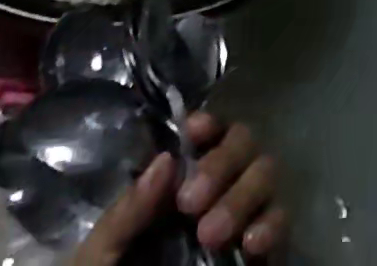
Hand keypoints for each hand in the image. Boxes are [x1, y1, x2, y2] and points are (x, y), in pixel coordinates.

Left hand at [72, 113, 287, 263]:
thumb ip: (125, 216)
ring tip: (211, 234)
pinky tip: (252, 243)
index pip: (202, 135)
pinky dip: (272, 224)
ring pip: (265, 175)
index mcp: (172, 188)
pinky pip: (281, 222)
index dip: (206, 125)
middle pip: (242, 143)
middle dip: (223, 162)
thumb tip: (166, 160)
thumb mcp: (95, 262)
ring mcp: (241, 220)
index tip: (195, 131)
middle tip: (190, 203)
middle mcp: (214, 192)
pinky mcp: (264, 253)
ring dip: (243, 194)